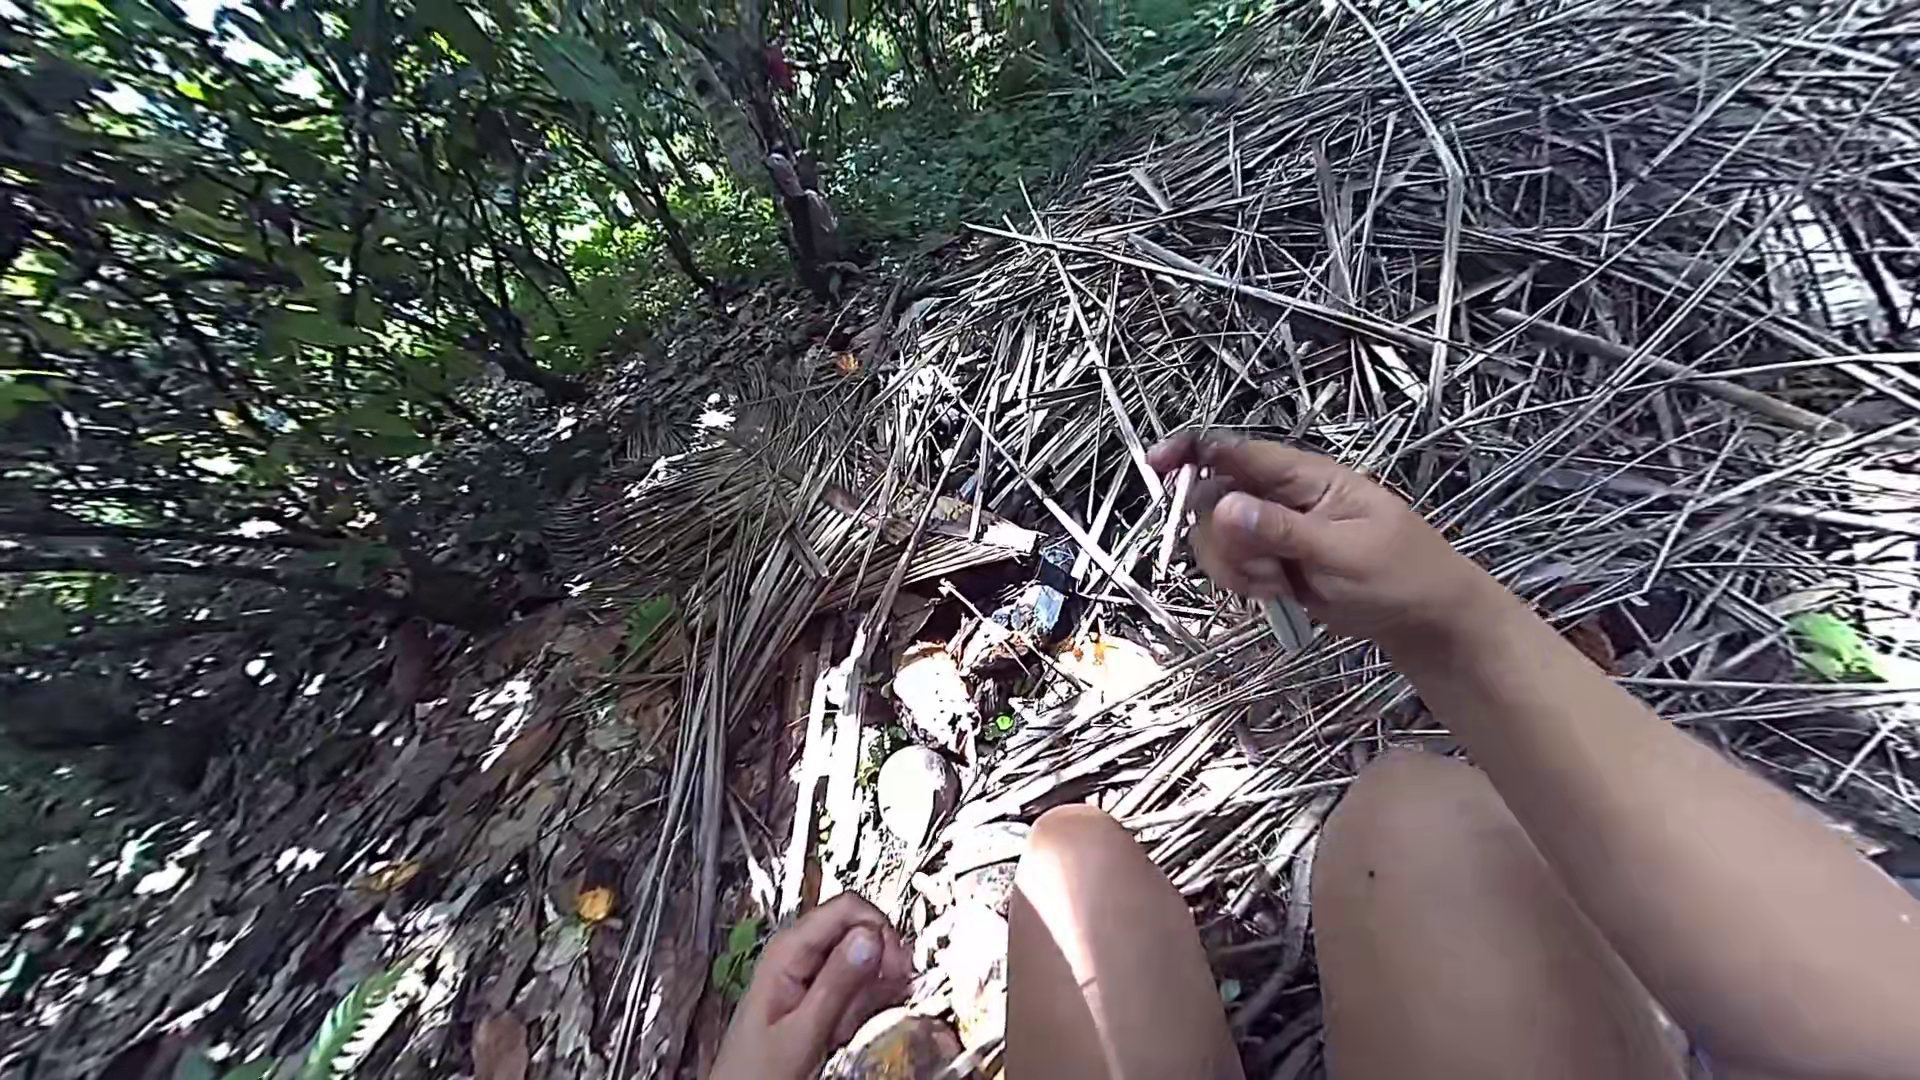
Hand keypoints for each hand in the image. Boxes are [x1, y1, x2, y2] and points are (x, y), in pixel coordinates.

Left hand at [711, 893, 912, 1079]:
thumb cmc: (760, 1077)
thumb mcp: (802, 1035)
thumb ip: (837, 983)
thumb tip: (873, 934)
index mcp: (791, 948)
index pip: (847, 907)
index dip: (877, 927)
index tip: (898, 965)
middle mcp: (800, 949)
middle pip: (855, 927)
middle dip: (880, 955)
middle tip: (897, 990)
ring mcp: (808, 971)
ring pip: (858, 955)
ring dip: (872, 982)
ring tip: (868, 1015)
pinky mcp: (815, 993)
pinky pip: (851, 980)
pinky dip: (865, 996)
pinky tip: (861, 1019)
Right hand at [1148, 432, 1494, 646]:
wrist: (1422, 620)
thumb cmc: (1403, 575)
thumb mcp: (1346, 552)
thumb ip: (1282, 530)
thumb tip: (1223, 508)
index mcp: (1303, 476)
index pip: (1237, 452)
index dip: (1191, 452)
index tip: (1155, 464)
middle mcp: (1277, 496)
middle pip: (1211, 500)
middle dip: (1223, 539)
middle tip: (1262, 569)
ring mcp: (1266, 529)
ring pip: (1212, 536)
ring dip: (1233, 566)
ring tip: (1277, 584)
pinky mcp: (1262, 559)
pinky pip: (1225, 563)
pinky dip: (1238, 581)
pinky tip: (1273, 593)